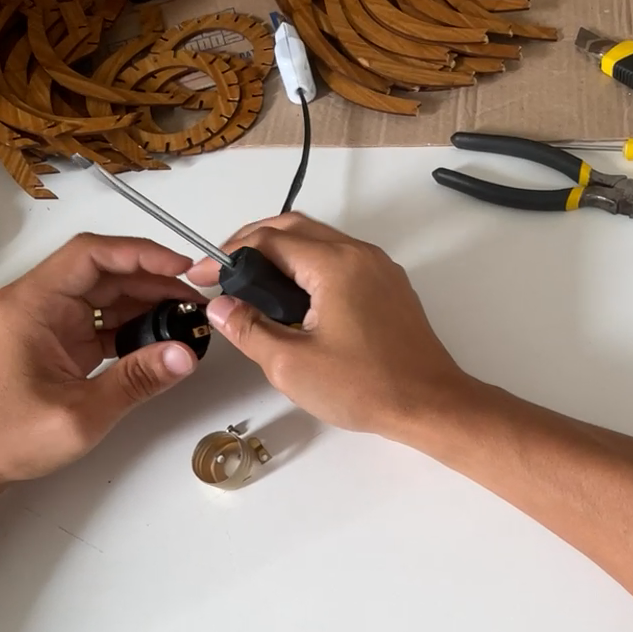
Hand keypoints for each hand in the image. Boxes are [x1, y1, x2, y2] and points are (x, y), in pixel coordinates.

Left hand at [0, 234, 201, 484]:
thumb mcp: (81, 413)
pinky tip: (162, 338)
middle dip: (152, 279)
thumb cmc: (6, 437)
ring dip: (147, 302)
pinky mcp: (59, 340)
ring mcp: (49, 321)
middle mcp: (38, 303)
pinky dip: (134, 325)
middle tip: (194, 298)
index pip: (91, 255)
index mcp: (32, 305)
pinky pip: (103, 319)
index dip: (141, 254)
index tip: (182, 268)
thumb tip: (186, 354)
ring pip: (107, 294)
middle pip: (104, 271)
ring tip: (185, 317)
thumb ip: (137, 380)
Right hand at [186, 214, 472, 438]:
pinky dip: (310, 266)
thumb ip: (249, 329)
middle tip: (224, 274)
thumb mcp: (292, 364)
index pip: (269, 239)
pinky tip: (294, 298)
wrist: (430, 403)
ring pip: (320, 241)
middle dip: (252, 244)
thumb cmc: (363, 387)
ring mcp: (380, 268)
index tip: (202, 277)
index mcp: (335, 264)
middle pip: (295, 228)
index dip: (228, 254)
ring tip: (252, 286)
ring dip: (282, 253)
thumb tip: (220, 305)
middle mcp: (360, 253)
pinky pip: (342, 260)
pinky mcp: (390, 286)